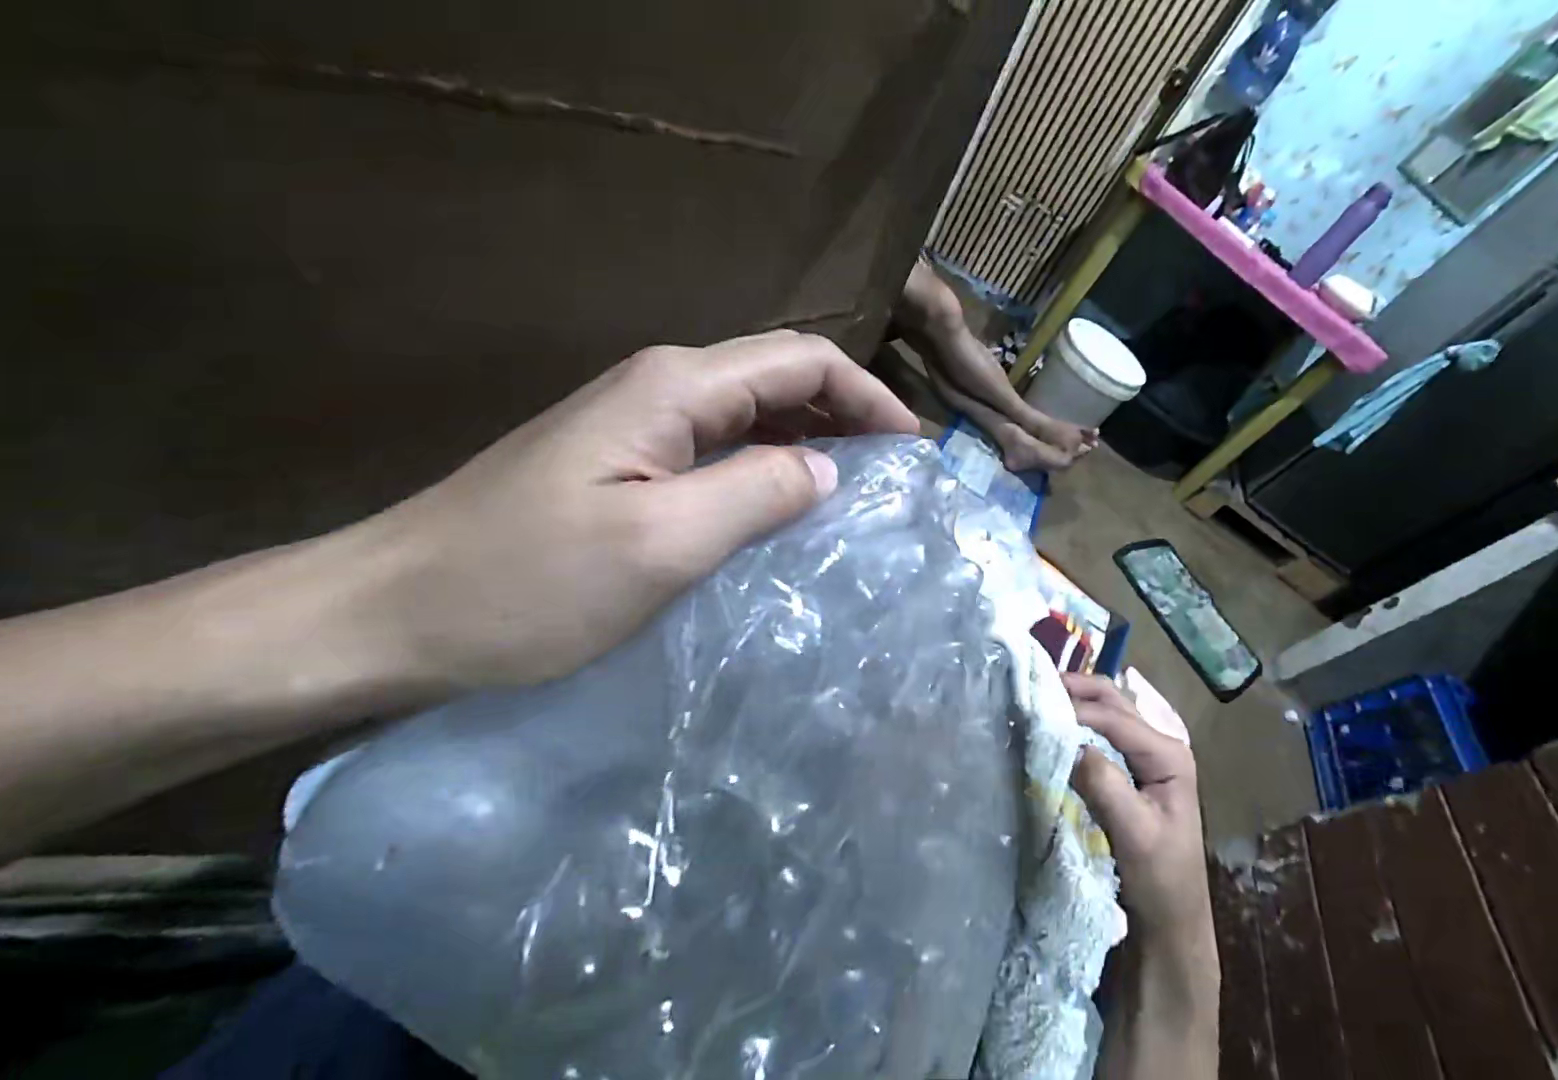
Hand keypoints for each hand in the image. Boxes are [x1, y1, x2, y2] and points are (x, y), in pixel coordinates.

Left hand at [352, 329, 919, 689]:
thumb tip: (831, 468)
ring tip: (863, 492)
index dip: (870, 395)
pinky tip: (790, 510)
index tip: (915, 449)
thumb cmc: (526, 582)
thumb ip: (759, 492)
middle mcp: (662, 388)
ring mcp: (640, 426)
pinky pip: (723, 451)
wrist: (390, 613)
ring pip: (756, 414)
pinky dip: (772, 470)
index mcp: (675, 388)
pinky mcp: (627, 466)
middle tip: (899, 474)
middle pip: (783, 378)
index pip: (802, 361)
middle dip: (851, 414)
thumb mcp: (662, 543)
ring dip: (816, 441)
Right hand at [1066, 672, 1218, 1078]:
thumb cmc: (1160, 878)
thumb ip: (1105, 785)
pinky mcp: (1129, 770)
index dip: (1075, 710)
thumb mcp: (1134, 834)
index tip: (1035, 708)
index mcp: (1168, 754)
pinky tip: (1052, 726)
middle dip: (1074, 690)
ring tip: (1037, 700)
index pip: (1115, 718)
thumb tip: (1069, 742)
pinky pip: (1101, 733)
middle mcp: (1159, 745)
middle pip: (1112, 702)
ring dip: (1074, 702)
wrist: (1170, 918)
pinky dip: (1076, 723)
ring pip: (1106, 712)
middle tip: (1033, 688)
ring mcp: (1145, 756)